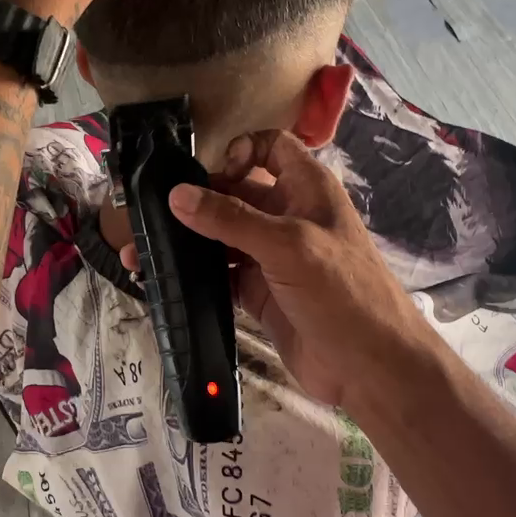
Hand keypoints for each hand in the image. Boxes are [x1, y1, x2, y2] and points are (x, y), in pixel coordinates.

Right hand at [165, 130, 433, 408]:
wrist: (372, 369)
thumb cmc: (341, 292)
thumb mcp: (287, 245)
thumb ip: (230, 218)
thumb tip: (176, 195)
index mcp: (306, 189)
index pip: (270, 147)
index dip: (241, 151)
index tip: (216, 176)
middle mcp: (287, 216)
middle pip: (234, 193)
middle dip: (196, 201)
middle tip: (152, 217)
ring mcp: (271, 256)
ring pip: (221, 236)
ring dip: (187, 241)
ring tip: (143, 253)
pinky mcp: (258, 292)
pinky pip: (220, 274)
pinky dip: (194, 274)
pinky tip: (162, 279)